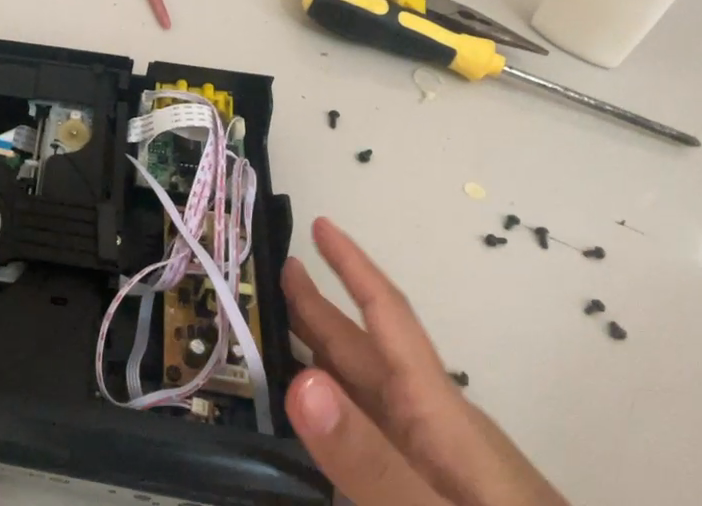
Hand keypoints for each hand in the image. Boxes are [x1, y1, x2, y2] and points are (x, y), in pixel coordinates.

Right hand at [283, 218, 567, 505]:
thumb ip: (371, 460)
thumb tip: (302, 380)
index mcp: (437, 415)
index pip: (389, 318)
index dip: (353, 268)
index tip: (318, 223)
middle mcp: (431, 431)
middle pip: (365, 354)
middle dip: (317, 309)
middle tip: (264, 275)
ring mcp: (432, 469)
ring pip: (363, 400)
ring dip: (317, 362)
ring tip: (268, 342)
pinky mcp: (424, 496)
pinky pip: (367, 443)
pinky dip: (331, 420)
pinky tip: (311, 433)